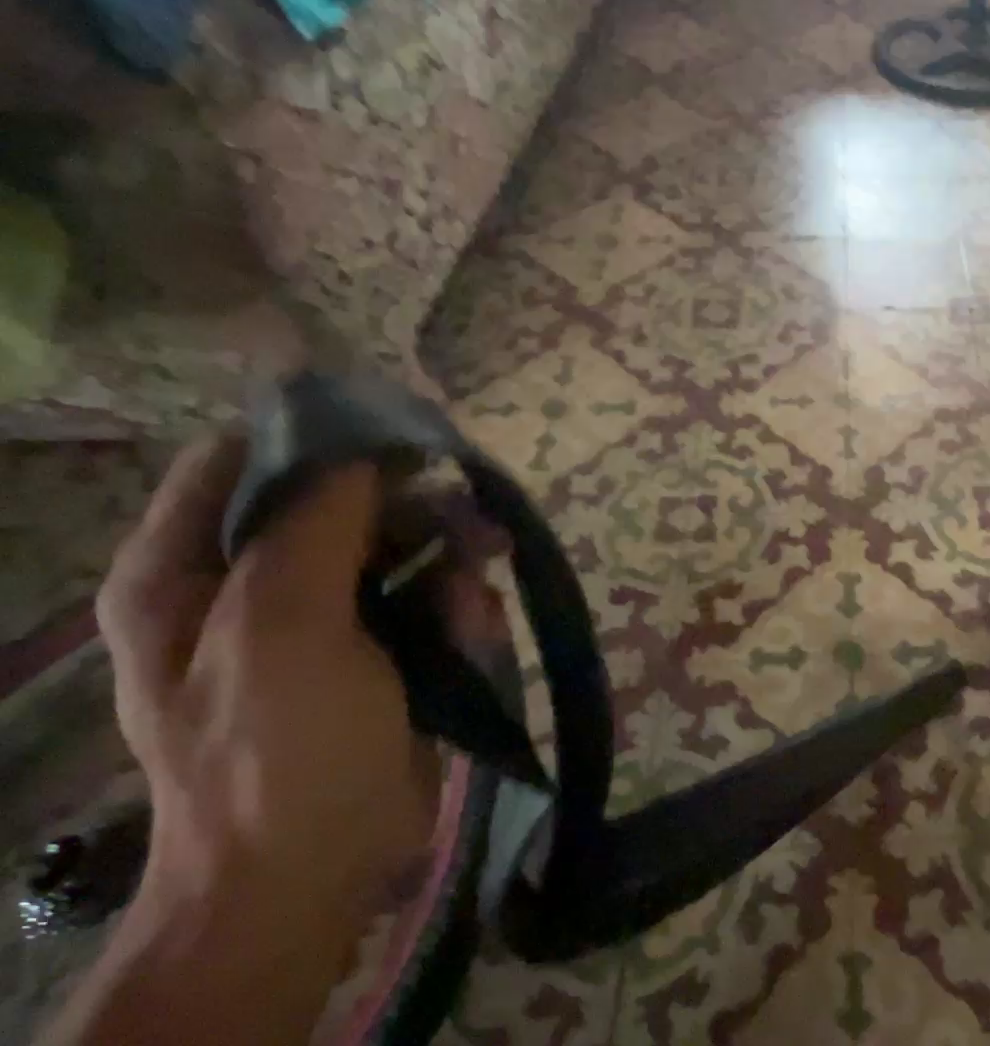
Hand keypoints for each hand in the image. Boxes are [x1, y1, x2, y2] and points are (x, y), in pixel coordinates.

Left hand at [96, 436, 439, 918]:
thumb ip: (315, 526)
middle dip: (410, 510)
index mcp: (184, 572)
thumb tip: (361, 449)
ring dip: (449, 562)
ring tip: (482, 591)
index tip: (404, 440)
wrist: (314, 872)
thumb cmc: (279, 750)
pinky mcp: (378, 658)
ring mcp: (318, 626)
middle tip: (474, 521)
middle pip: (336, 505)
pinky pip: (427, 603)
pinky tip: (476, 633)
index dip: (320, 440)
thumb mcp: (283, 627)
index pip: (241, 461)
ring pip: (397, 552)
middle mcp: (246, 588)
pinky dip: (460, 609)